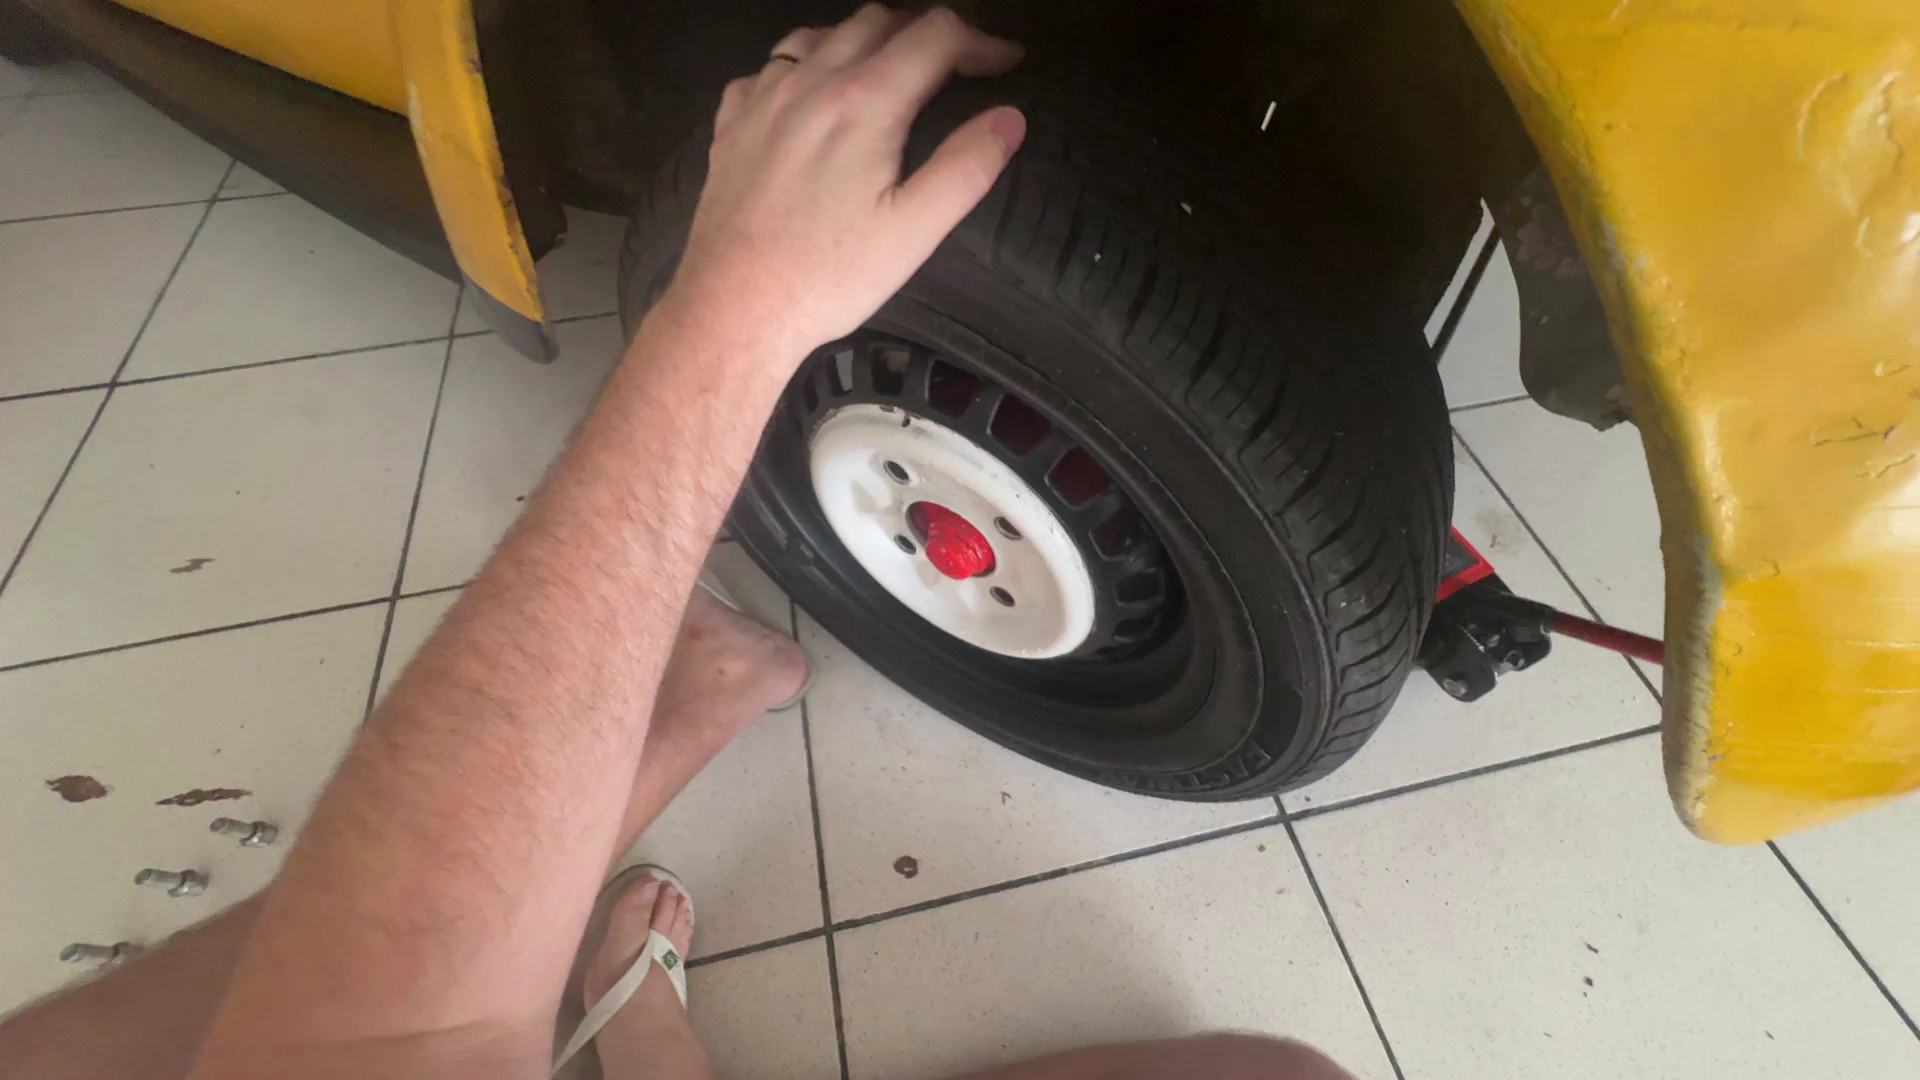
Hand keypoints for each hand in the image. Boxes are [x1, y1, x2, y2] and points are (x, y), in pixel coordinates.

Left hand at [660, 5, 1025, 359]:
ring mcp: (763, 98)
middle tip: (955, 67)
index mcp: (864, 103)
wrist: (737, 305)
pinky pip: (772, 68)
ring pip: (821, 35)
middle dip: (926, 34)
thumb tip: (1009, 120)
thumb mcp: (913, 233)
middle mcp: (810, 83)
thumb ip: (965, 169)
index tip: (1006, 62)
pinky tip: (814, 99)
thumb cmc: (828, 278)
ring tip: (890, 71)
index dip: (979, 42)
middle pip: (878, 22)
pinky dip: (807, 67)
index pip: (934, 38)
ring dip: (866, 41)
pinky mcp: (732, 124)